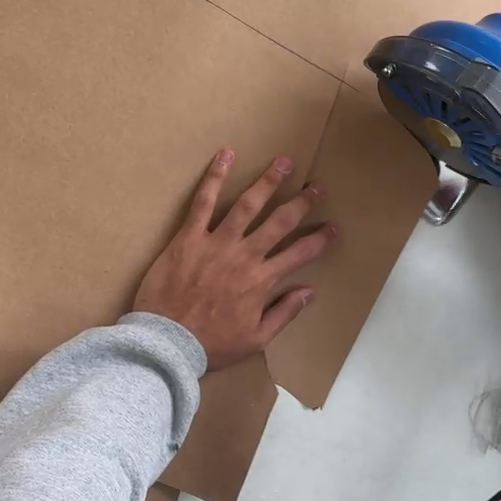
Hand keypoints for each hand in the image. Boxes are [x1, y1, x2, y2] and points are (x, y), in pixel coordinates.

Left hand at [134, 149, 336, 370]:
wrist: (167, 342)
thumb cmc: (211, 345)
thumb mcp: (256, 339)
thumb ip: (284, 313)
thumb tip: (309, 291)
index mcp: (262, 282)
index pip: (300, 254)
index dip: (320, 240)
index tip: (333, 228)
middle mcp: (245, 256)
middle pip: (280, 223)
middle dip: (302, 203)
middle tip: (318, 186)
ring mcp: (217, 243)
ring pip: (248, 205)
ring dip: (268, 182)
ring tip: (284, 163)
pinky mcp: (188, 237)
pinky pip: (203, 202)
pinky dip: (215, 177)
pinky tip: (226, 155)